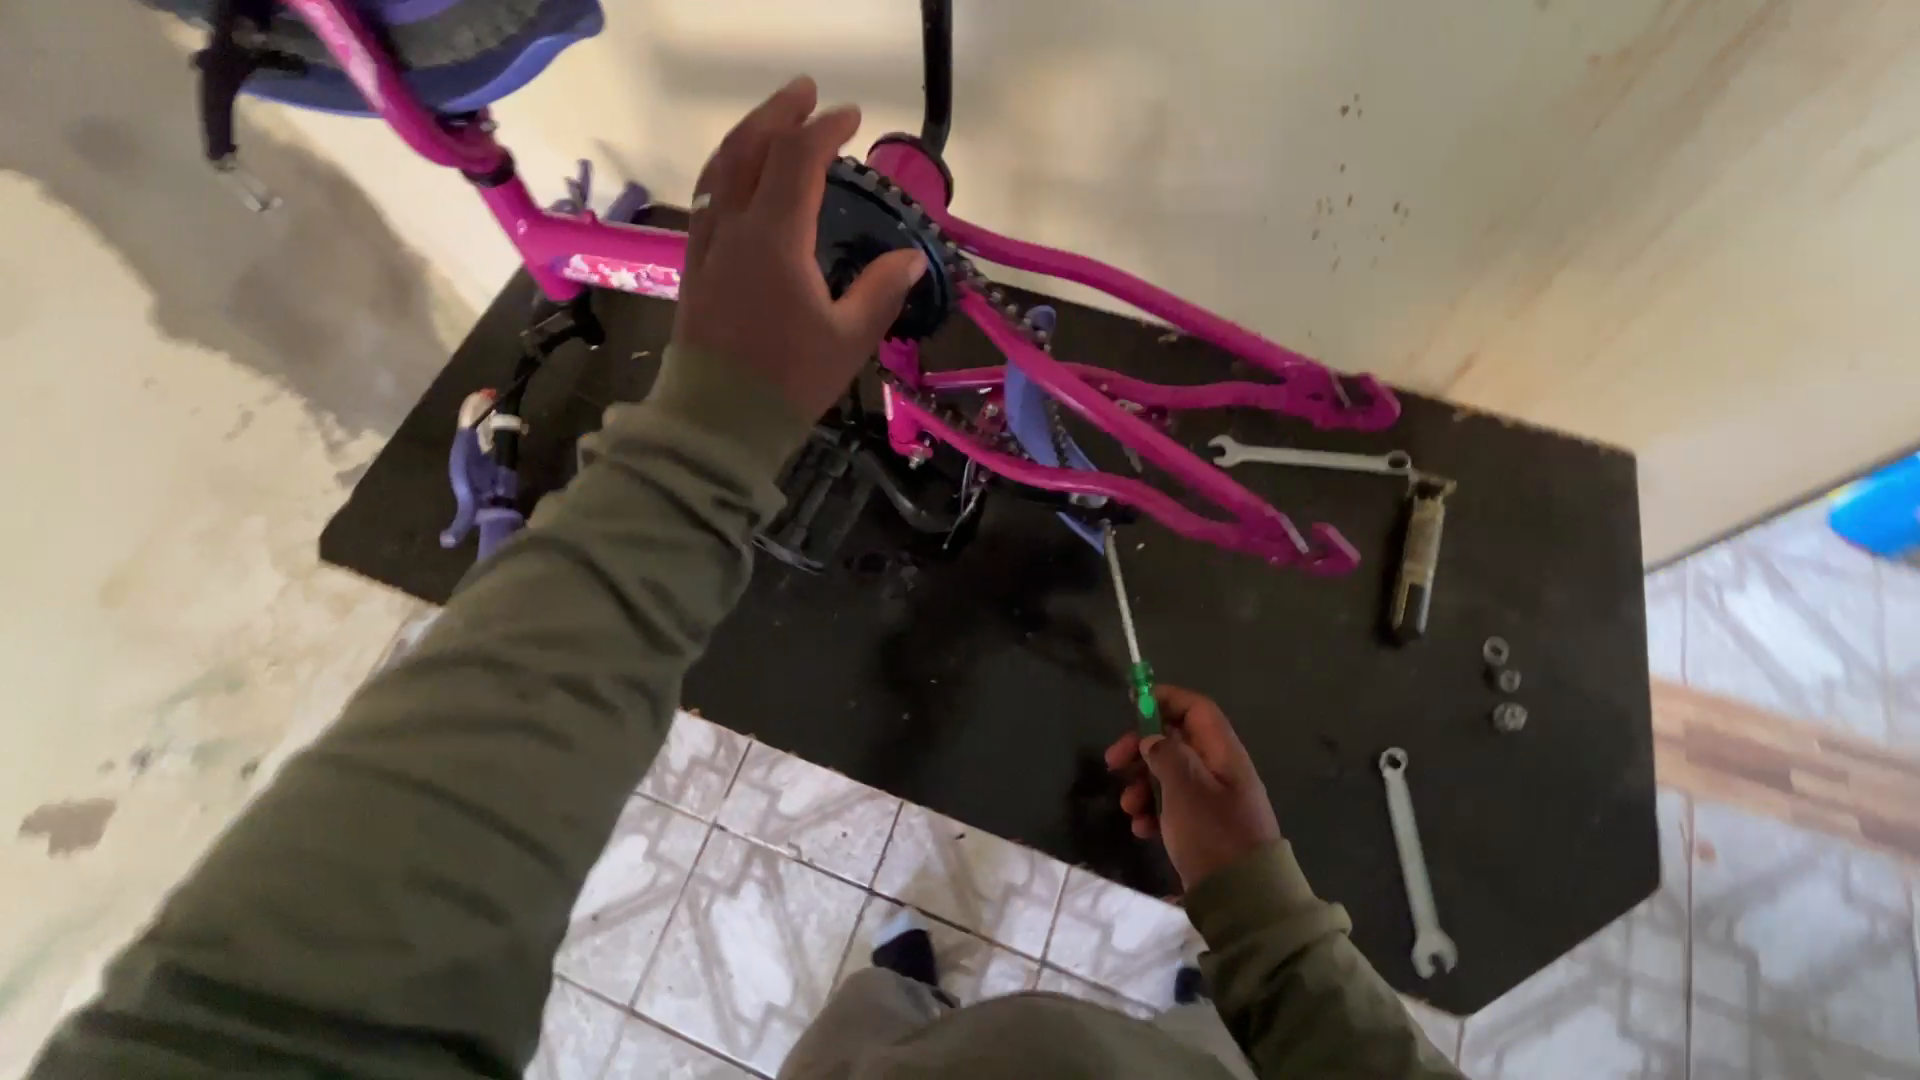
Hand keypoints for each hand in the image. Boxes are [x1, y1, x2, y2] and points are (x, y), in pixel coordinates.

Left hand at [673, 76, 927, 418]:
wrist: (720, 418)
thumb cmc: (790, 380)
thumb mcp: (849, 339)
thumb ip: (881, 291)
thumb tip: (911, 258)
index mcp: (776, 239)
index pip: (799, 160)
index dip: (825, 130)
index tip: (851, 118)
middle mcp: (735, 227)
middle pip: (750, 148)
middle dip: (780, 113)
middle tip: (807, 93)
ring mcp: (708, 244)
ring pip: (720, 168)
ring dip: (748, 135)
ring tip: (773, 121)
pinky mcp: (695, 265)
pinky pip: (707, 199)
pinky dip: (726, 170)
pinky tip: (739, 176)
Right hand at [1104, 685, 1281, 889]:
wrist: (1244, 902)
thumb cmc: (1213, 835)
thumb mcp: (1185, 789)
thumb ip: (1166, 755)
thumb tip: (1154, 740)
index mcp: (1223, 754)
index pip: (1196, 709)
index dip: (1165, 699)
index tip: (1131, 704)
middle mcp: (1219, 771)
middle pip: (1176, 741)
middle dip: (1141, 749)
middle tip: (1113, 762)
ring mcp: (1212, 801)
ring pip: (1168, 775)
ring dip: (1142, 785)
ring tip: (1128, 808)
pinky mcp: (1203, 828)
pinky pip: (1172, 806)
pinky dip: (1153, 812)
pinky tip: (1141, 829)